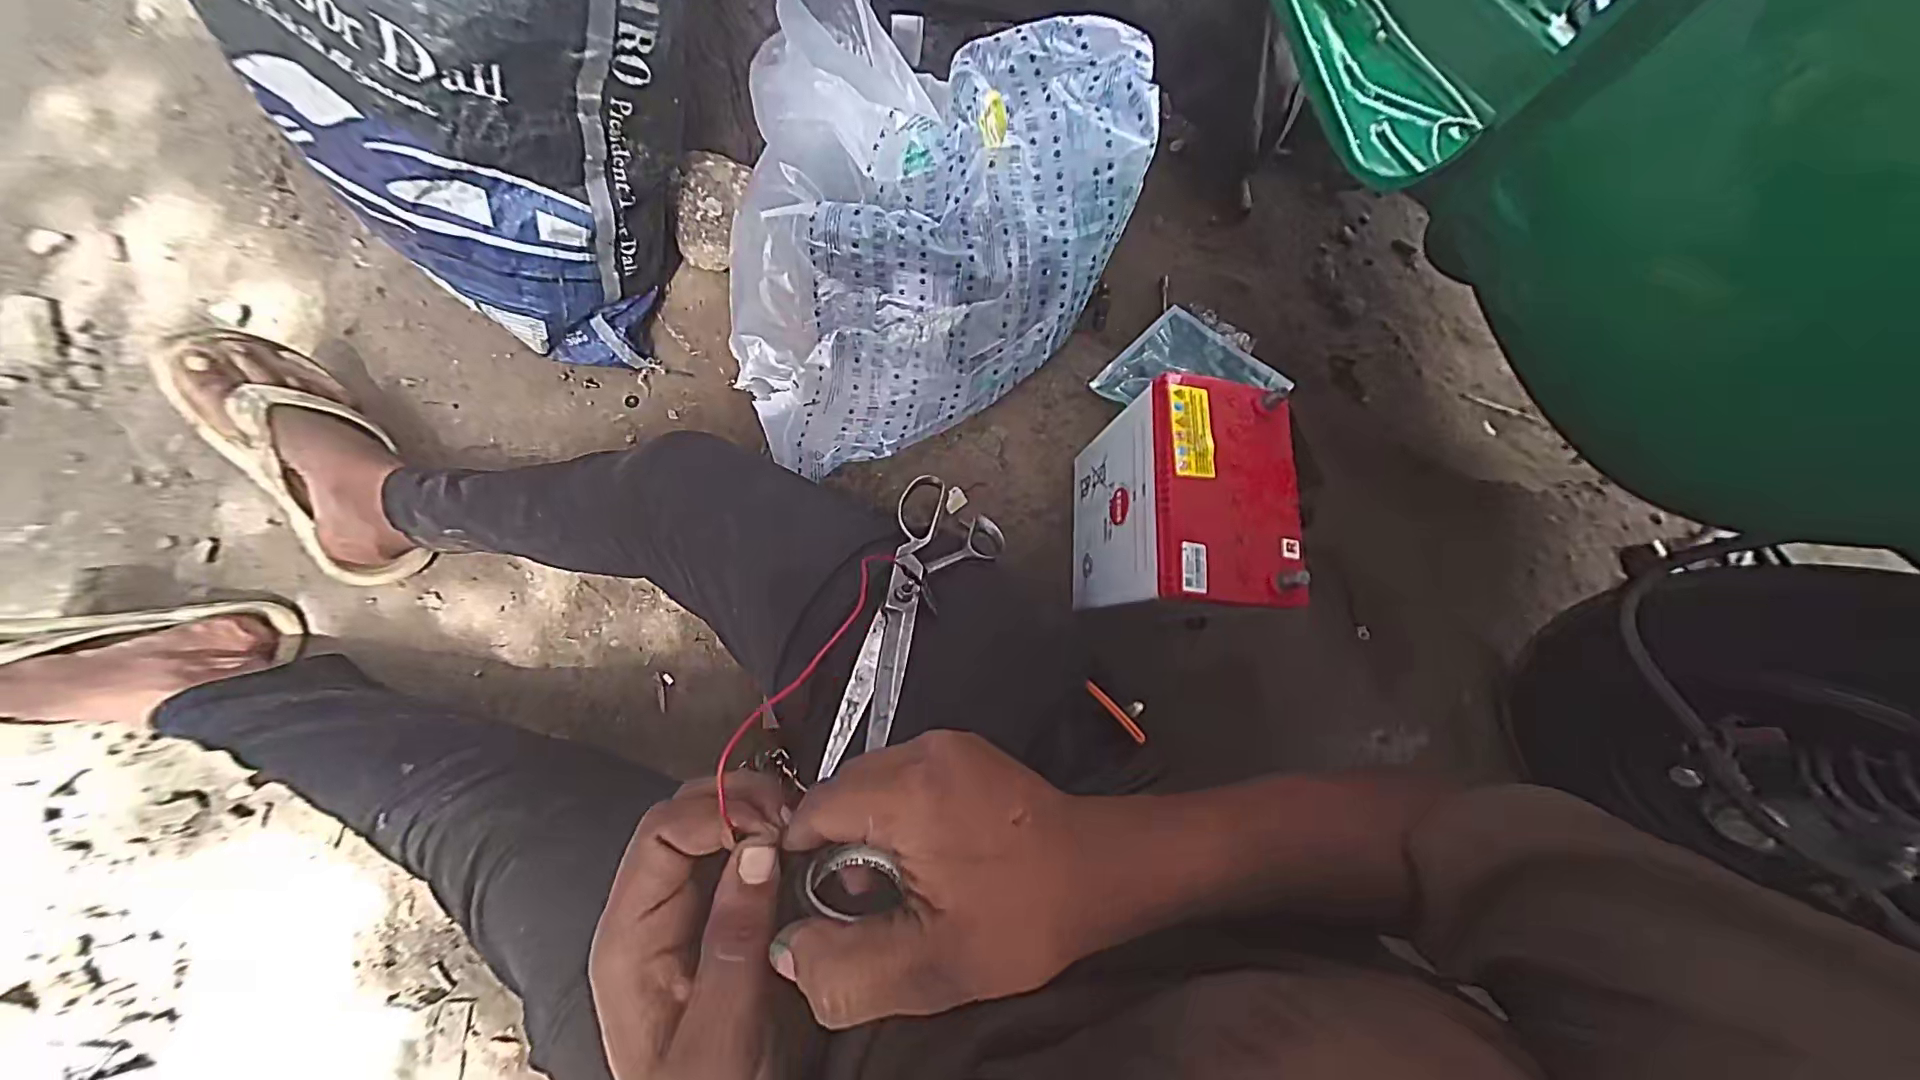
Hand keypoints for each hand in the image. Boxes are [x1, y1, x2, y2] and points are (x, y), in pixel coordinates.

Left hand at [589, 772, 790, 1079]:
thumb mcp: (719, 1039)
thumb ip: (735, 945)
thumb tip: (758, 849)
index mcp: (631, 937)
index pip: (660, 835)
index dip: (717, 815)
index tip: (772, 826)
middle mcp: (653, 909)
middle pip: (683, 814)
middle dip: (739, 799)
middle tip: (791, 813)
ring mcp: (687, 905)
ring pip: (712, 822)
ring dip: (757, 808)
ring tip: (798, 823)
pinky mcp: (721, 907)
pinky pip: (740, 848)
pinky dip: (771, 830)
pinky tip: (797, 841)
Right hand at [772, 731, 1101, 1028]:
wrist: (1093, 868)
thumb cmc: (1022, 915)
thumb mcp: (932, 966)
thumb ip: (846, 968)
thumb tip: (787, 950)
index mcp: (910, 793)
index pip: (816, 807)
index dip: (803, 854)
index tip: (819, 895)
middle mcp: (924, 751)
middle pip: (841, 787)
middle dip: (836, 839)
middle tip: (864, 892)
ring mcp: (946, 742)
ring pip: (869, 777)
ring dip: (866, 821)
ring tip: (897, 872)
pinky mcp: (961, 746)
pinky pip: (901, 769)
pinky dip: (894, 804)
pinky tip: (923, 844)